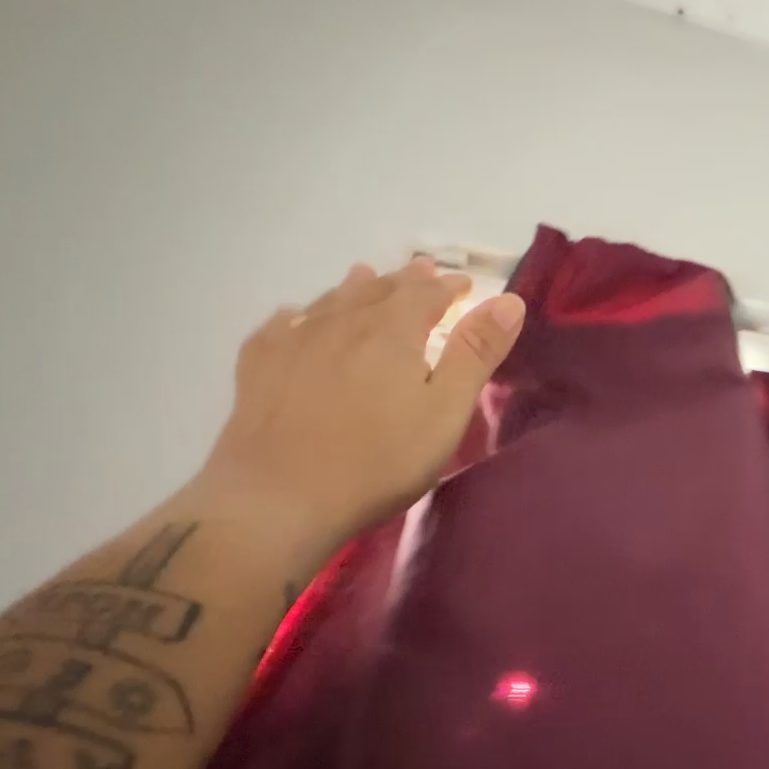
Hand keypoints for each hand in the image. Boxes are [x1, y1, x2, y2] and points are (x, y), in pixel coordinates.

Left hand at [188, 258, 525, 542]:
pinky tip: (297, 317)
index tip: (465, 285)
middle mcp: (341, 323)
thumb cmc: (381, 459)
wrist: (281, 497)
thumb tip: (509, 300)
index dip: (448, 287)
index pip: (426, 294)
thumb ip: (476, 353)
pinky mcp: (259, 367)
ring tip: (366, 276)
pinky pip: (282, 325)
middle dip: (406, 280)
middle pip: (378, 290)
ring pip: (331, 301)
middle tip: (423, 271)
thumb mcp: (446, 411)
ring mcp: (294, 342)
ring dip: (356, 287)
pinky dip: (300, 314)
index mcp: (392, 332)